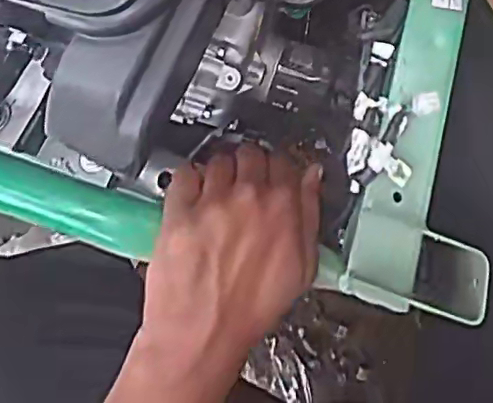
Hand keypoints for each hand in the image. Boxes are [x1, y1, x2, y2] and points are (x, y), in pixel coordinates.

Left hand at [110, 145, 321, 400]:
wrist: (201, 340)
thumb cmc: (250, 311)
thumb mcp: (302, 268)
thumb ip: (310, 213)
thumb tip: (312, 177)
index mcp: (282, 205)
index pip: (284, 160)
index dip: (277, 168)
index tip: (272, 175)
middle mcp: (248, 195)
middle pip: (250, 153)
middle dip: (248, 165)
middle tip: (243, 184)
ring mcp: (212, 200)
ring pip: (218, 159)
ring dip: (219, 172)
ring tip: (216, 193)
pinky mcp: (180, 209)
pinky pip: (185, 173)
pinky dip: (188, 179)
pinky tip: (191, 195)